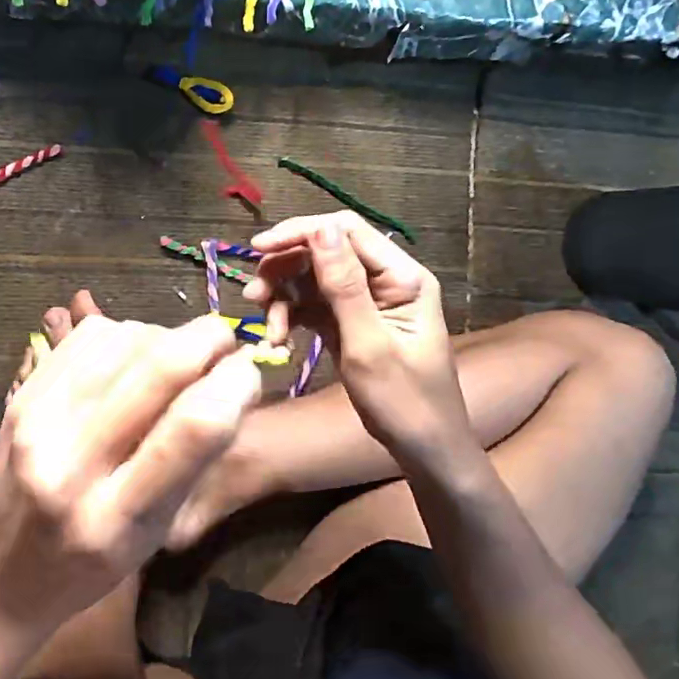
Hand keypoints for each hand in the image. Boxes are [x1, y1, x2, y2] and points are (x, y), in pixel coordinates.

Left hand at [0, 310, 260, 640]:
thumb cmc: (91, 565)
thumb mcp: (155, 532)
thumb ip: (194, 458)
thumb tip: (233, 374)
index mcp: (117, 518)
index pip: (192, 426)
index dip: (234, 382)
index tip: (247, 373)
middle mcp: (70, 465)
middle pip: (158, 367)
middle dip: (207, 337)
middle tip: (224, 339)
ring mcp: (36, 423)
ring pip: (124, 338)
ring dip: (166, 334)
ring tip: (176, 355)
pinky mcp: (20, 395)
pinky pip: (90, 334)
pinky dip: (126, 331)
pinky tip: (134, 355)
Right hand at [245, 212, 473, 466]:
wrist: (424, 450)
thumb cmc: (404, 401)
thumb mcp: (369, 344)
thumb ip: (345, 285)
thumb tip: (321, 229)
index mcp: (402, 275)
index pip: (346, 231)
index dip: (300, 232)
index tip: (258, 250)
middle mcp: (385, 279)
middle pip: (325, 251)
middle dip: (285, 268)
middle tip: (254, 296)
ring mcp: (366, 300)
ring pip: (313, 278)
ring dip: (284, 296)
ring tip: (266, 327)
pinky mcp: (350, 321)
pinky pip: (313, 304)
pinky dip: (292, 316)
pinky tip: (279, 339)